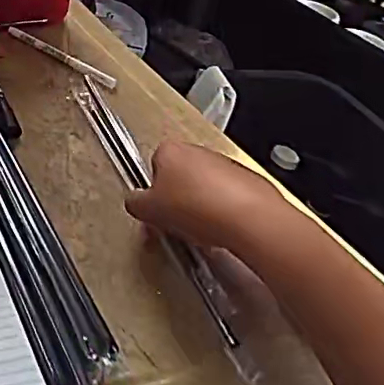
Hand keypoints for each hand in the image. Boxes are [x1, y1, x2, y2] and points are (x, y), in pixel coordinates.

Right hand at [124, 140, 287, 250]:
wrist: (250, 219)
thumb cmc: (199, 208)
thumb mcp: (150, 210)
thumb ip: (135, 203)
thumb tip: (134, 202)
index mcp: (169, 150)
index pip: (153, 168)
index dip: (153, 195)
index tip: (156, 213)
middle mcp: (197, 151)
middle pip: (179, 178)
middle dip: (177, 202)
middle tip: (175, 226)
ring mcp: (224, 164)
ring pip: (204, 189)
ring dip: (200, 209)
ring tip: (201, 234)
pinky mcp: (248, 181)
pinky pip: (228, 198)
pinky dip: (224, 213)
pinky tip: (222, 232)